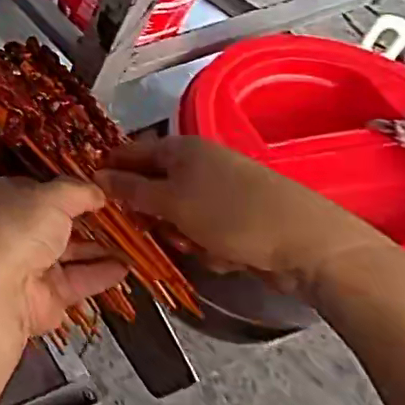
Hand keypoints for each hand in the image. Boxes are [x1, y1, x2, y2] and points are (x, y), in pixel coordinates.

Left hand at [0, 177, 128, 338]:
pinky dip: (100, 274)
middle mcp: (14, 229)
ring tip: (132, 240)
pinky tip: (126, 266)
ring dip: (99, 248)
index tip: (99, 189)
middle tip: (123, 215)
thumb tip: (97, 191)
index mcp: (5, 196)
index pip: (39, 189)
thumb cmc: (18, 227)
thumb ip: (77, 191)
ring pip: (69, 252)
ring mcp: (28, 264)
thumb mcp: (52, 196)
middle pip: (56, 222)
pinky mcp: (44, 297)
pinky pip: (77, 280)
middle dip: (87, 219)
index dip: (67, 189)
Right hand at [95, 136, 396, 302]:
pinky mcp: (242, 215)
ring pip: (180, 215)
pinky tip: (228, 257)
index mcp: (180, 147)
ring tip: (203, 248)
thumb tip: (97, 175)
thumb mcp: (172, 202)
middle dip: (156, 216)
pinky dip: (211, 246)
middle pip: (155, 188)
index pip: (131, 152)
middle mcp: (199, 162)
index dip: (111, 172)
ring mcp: (222, 188)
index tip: (96, 196)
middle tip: (162, 232)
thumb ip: (131, 190)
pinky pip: (207, 231)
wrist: (308, 243)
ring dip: (185, 236)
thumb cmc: (232, 215)